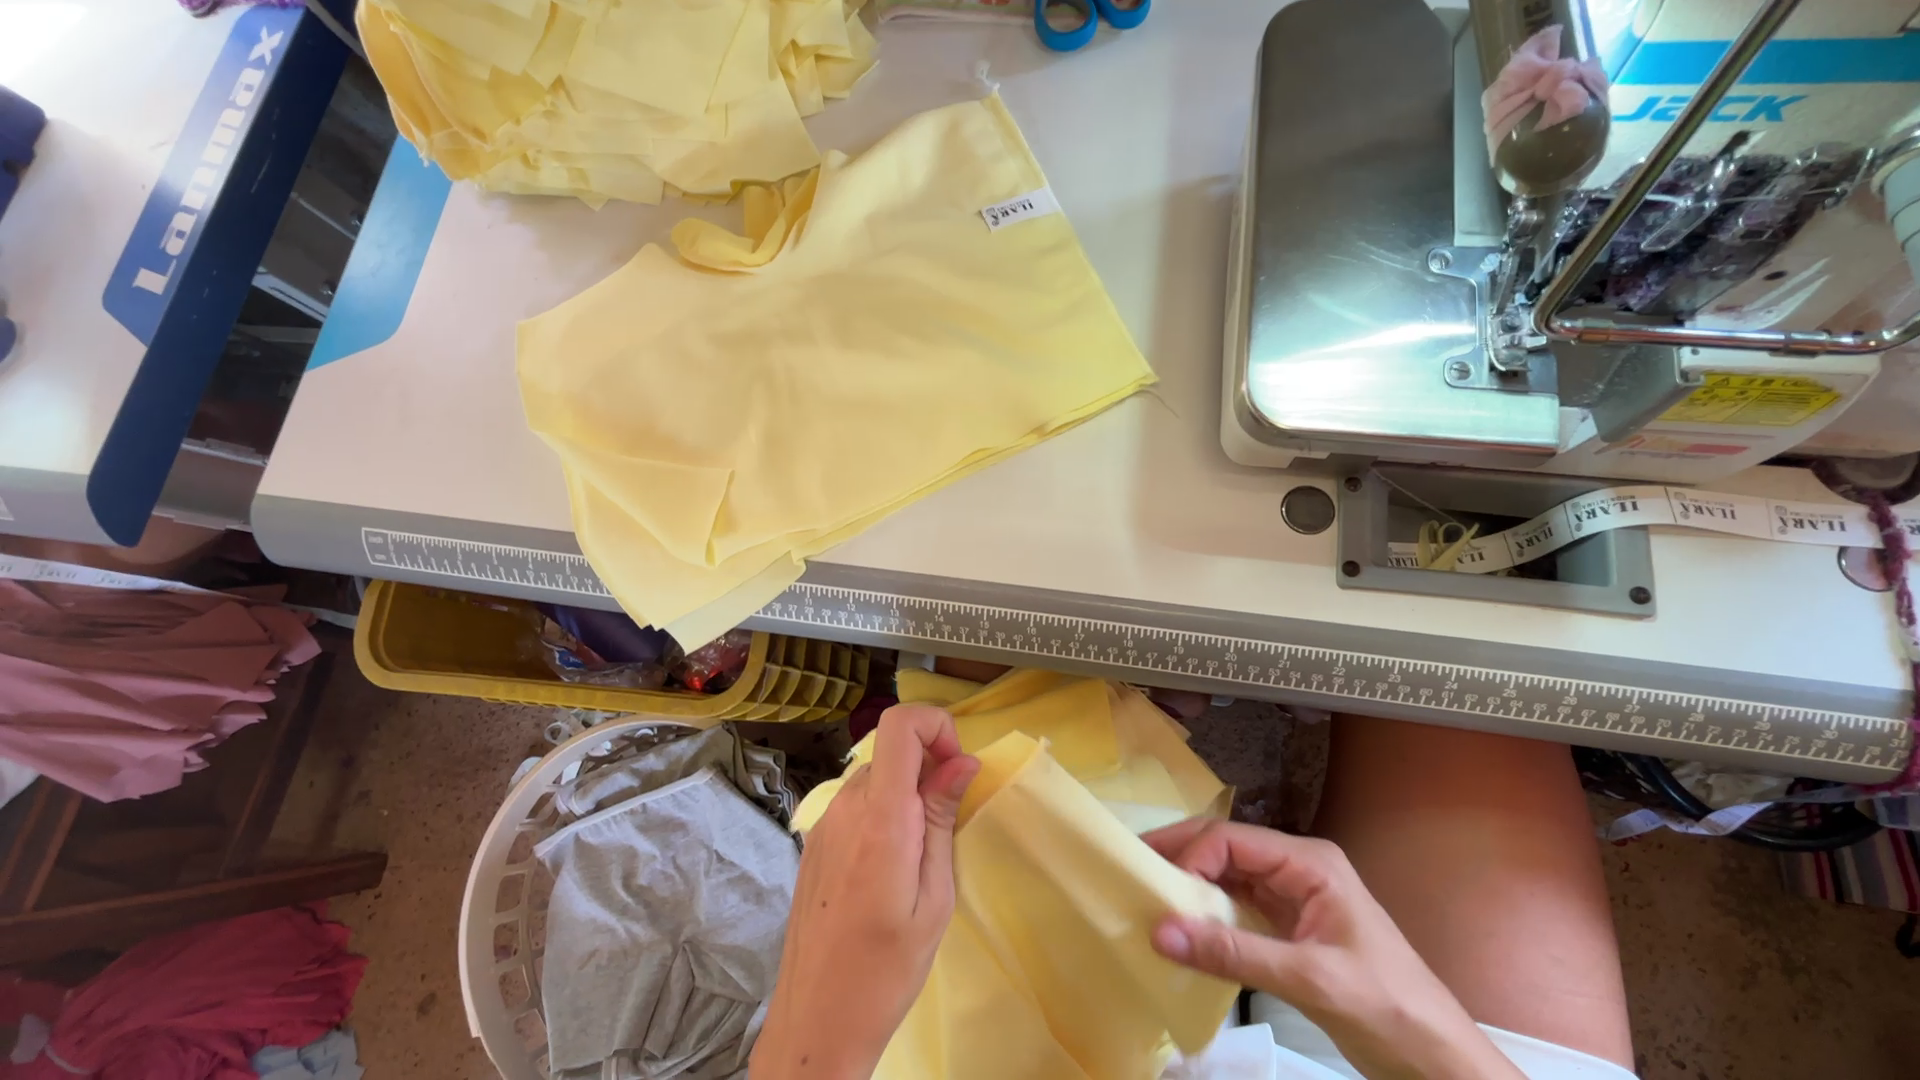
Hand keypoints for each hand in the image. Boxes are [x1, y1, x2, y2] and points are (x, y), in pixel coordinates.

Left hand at [750, 705, 980, 1079]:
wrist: (816, 1021)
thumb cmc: (887, 968)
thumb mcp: (934, 897)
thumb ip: (941, 818)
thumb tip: (963, 761)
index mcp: (880, 816)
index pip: (900, 725)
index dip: (937, 726)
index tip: (958, 769)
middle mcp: (844, 807)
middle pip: (890, 751)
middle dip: (929, 768)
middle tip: (948, 822)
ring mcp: (823, 825)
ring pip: (874, 778)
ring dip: (905, 794)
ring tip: (920, 856)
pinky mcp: (815, 845)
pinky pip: (855, 806)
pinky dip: (882, 813)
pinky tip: (889, 870)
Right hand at [1144, 819, 1524, 1079]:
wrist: (1438, 1063)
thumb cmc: (1387, 1011)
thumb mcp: (1310, 980)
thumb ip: (1233, 953)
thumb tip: (1159, 931)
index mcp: (1310, 863)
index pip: (1233, 840)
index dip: (1190, 856)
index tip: (1156, 891)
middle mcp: (1298, 869)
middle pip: (1226, 850)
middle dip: (1180, 858)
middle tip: (1130, 874)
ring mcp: (1294, 897)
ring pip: (1228, 877)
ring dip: (1189, 886)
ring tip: (1146, 898)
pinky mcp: (1289, 927)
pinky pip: (1237, 907)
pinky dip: (1206, 914)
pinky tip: (1180, 928)